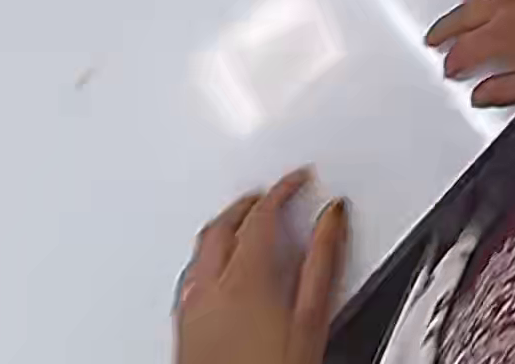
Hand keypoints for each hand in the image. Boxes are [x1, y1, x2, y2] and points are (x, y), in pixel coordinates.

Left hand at [177, 169, 347, 363]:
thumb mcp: (314, 314)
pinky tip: (219, 266)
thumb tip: (333, 214)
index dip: (283, 188)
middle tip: (274, 192)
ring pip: (199, 252)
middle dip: (249, 202)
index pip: (262, 214)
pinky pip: (189, 280)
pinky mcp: (181, 337)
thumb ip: (324, 256)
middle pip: (222, 227)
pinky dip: (207, 258)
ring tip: (246, 219)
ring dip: (224, 227)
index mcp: (245, 278)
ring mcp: (191, 315)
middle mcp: (210, 291)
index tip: (299, 178)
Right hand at [425, 0, 514, 106]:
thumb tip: (480, 96)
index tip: (450, 71)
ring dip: (459, 11)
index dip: (451, 64)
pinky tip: (482, 1)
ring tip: (452, 21)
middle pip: (460, 20)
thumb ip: (501, 92)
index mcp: (499, 39)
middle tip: (434, 42)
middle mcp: (504, 13)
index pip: (462, 51)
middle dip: (443, 32)